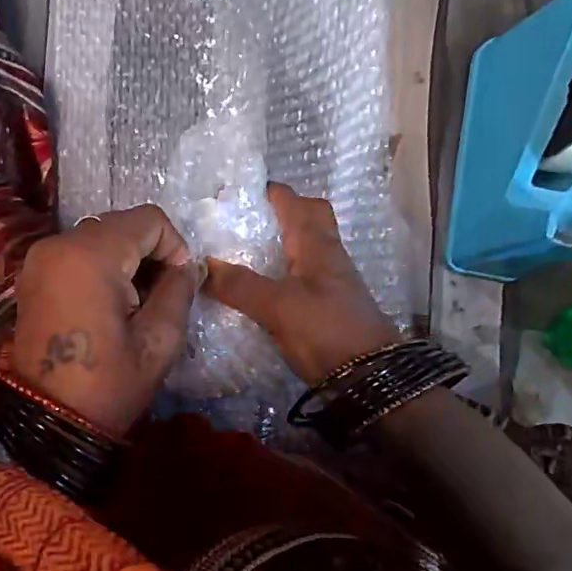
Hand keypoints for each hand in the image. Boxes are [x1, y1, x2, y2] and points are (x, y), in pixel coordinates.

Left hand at [12, 205, 204, 432]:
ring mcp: (38, 260)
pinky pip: (74, 256)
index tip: (180, 283)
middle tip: (160, 296)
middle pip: (119, 225)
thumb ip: (178, 290)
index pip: (147, 219)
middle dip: (148, 253)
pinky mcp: (30, 278)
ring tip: (135, 304)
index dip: (175, 245)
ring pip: (96, 238)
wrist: (49, 421)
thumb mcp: (158, 341)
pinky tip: (109, 304)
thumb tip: (187, 267)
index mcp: (90, 255)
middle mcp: (58, 245)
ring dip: (124, 261)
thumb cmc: (107, 385)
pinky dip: (98, 268)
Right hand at [205, 183, 398, 384]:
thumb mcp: (278, 306)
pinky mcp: (326, 308)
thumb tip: (203, 265)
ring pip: (302, 251)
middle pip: (307, 221)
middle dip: (279, 215)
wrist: (368, 376)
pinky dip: (278, 276)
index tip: (235, 195)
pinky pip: (298, 279)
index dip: (270, 193)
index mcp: (317, 246)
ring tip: (240, 256)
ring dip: (277, 247)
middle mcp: (326, 257)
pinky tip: (256, 291)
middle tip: (244, 224)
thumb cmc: (326, 331)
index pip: (295, 203)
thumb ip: (240, 285)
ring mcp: (329, 283)